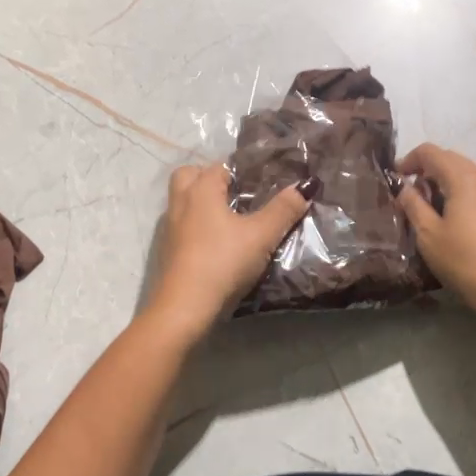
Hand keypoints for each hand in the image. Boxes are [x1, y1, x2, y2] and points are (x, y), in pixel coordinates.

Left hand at [147, 164, 314, 337]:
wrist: (184, 309)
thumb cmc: (223, 262)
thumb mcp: (261, 236)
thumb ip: (283, 209)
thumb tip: (307, 185)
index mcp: (201, 189)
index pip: (219, 166)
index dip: (241, 170)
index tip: (261, 182)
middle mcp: (180, 202)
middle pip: (190, 176)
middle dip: (209, 179)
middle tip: (236, 195)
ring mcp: (170, 228)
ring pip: (183, 202)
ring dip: (202, 204)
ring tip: (231, 219)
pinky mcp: (168, 251)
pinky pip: (182, 226)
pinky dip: (196, 227)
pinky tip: (217, 244)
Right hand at [397, 144, 475, 328]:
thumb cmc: (464, 262)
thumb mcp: (428, 235)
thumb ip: (413, 205)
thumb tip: (406, 188)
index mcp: (464, 180)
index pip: (432, 152)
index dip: (411, 159)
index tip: (398, 177)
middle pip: (455, 162)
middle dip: (432, 170)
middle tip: (416, 191)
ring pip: (475, 182)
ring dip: (454, 187)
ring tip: (442, 211)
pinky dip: (474, 206)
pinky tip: (471, 231)